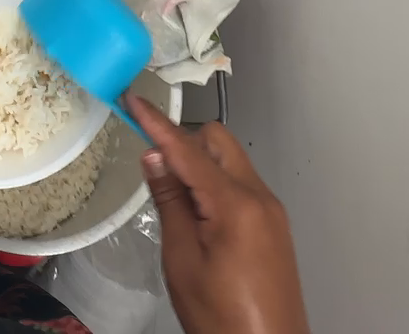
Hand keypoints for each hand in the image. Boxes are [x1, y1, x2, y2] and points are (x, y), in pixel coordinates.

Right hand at [129, 92, 309, 333]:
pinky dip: (217, 182)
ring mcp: (272, 210)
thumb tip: (155, 154)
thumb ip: (170, 200)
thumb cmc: (219, 315)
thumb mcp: (182, 259)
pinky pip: (241, 183)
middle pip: (218, 141)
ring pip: (231, 160)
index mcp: (235, 202)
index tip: (133, 97)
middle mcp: (260, 195)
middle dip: (186, 140)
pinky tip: (200, 212)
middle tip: (157, 166)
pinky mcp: (275, 226)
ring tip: (176, 196)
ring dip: (202, 162)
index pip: (188, 149)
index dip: (157, 123)